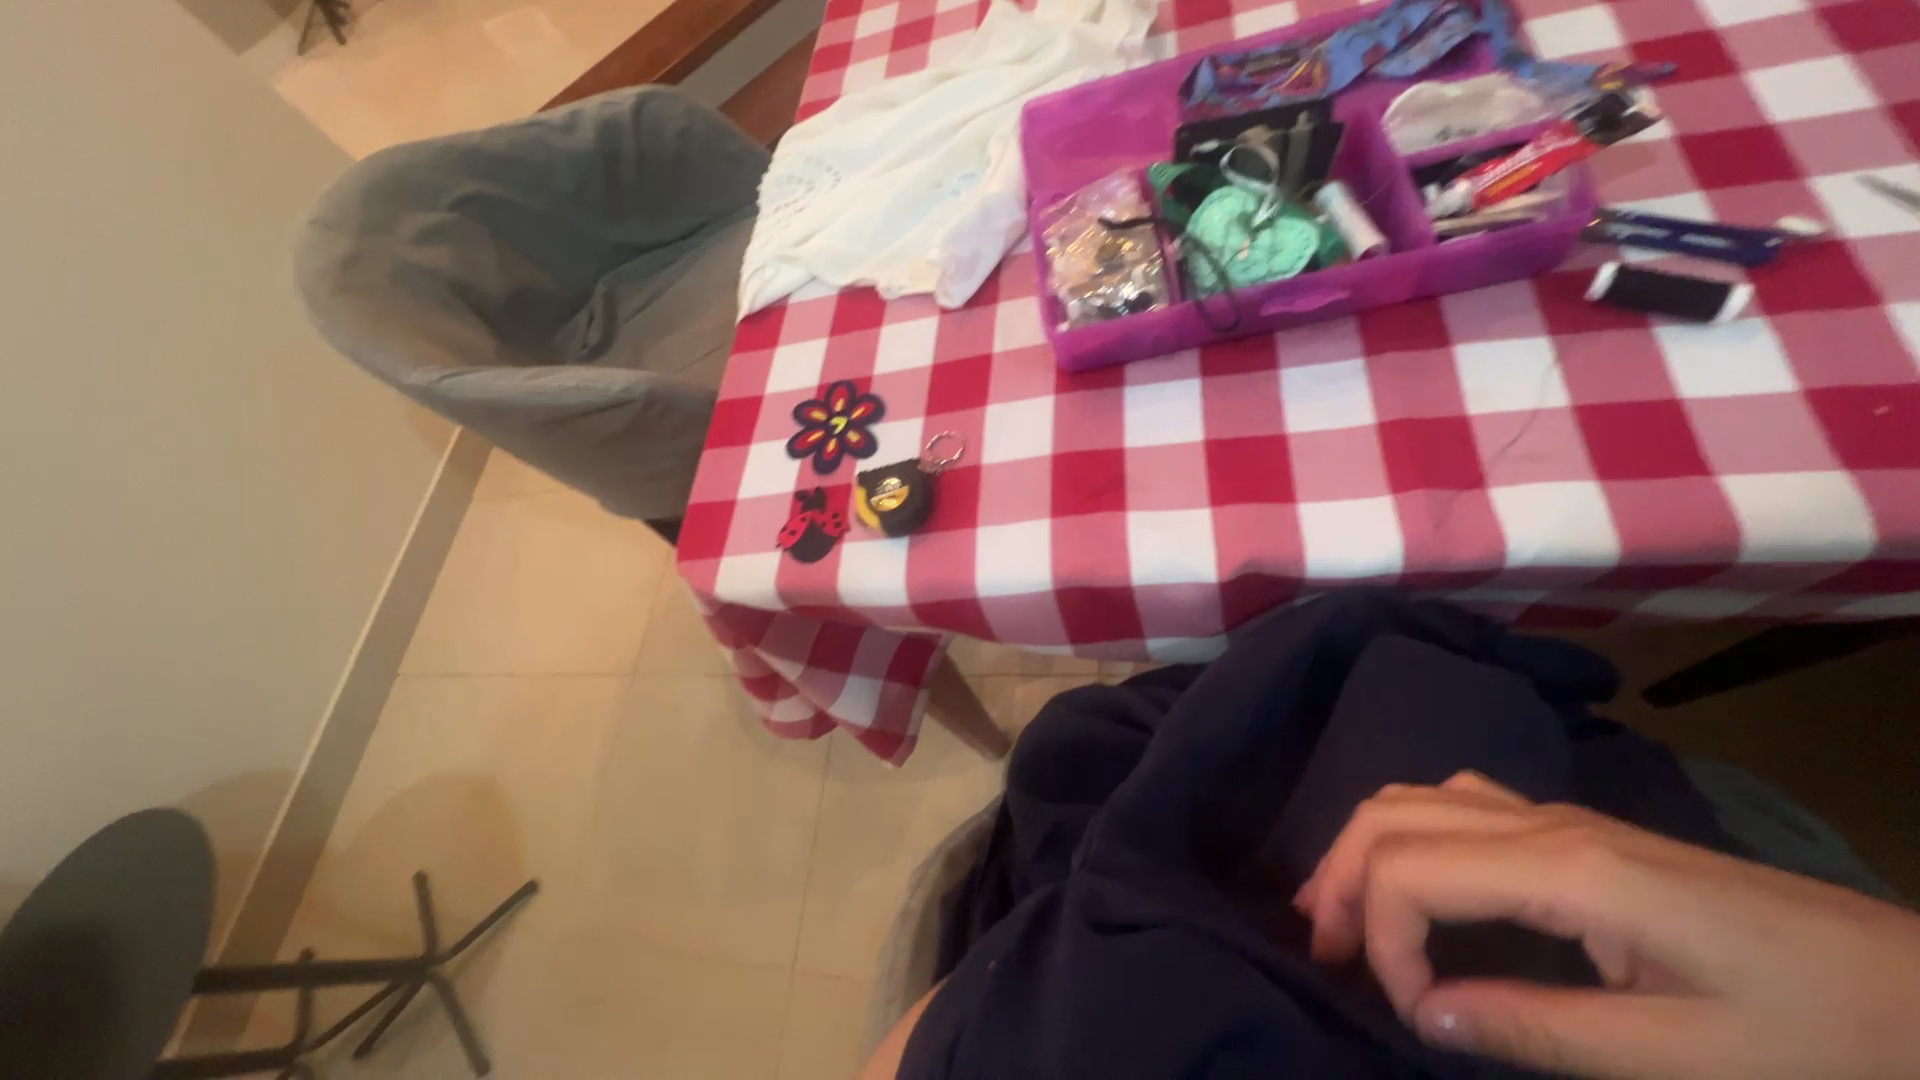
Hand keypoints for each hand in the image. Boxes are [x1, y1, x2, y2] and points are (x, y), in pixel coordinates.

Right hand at [1294, 771, 1919, 1079]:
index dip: (1382, 939)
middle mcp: (1540, 820)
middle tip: (1325, 949)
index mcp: (1562, 867)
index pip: (1410, 870)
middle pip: (1391, 816)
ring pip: (1414, 798)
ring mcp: (1554, 816)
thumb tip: (1418, 1010)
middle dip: (1342, 878)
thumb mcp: (1682, 1062)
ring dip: (1363, 848)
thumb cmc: (1820, 1036)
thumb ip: (1532, 1027)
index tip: (1406, 1012)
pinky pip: (1452, 804)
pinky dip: (1404, 835)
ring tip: (1342, 911)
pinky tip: (1413, 878)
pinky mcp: (1572, 829)